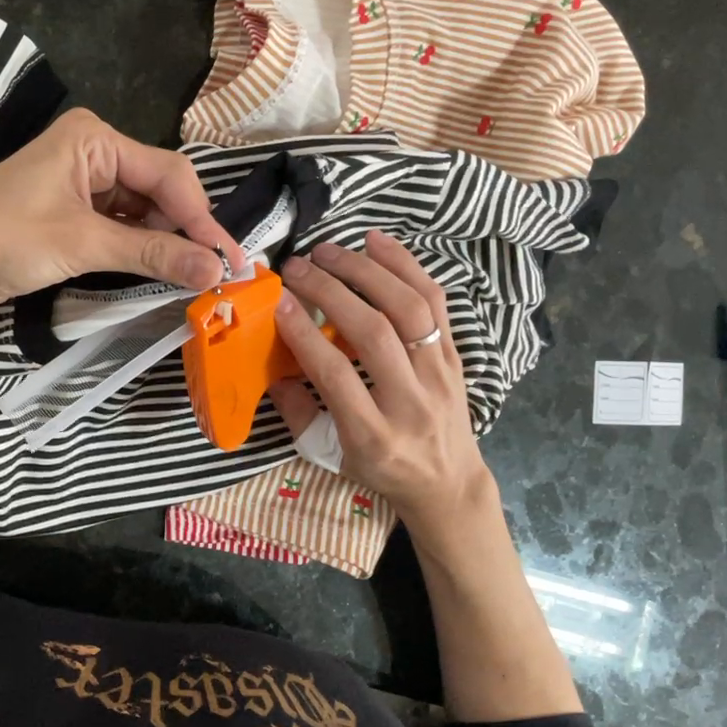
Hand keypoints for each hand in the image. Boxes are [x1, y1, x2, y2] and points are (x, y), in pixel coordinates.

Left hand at [0, 109, 243, 319]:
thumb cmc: (4, 241)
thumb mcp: (82, 245)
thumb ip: (150, 254)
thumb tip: (213, 270)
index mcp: (92, 137)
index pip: (167, 173)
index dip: (201, 219)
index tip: (229, 260)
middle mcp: (91, 151)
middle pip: (157, 189)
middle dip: (185, 231)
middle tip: (218, 274)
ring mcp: (79, 182)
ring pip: (140, 210)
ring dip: (163, 243)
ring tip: (195, 277)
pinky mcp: (70, 212)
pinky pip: (118, 226)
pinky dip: (137, 248)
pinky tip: (160, 271)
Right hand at [268, 230, 498, 542]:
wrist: (448, 483)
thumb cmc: (379, 469)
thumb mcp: (328, 455)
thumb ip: (297, 413)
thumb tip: (271, 369)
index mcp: (372, 434)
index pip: (336, 374)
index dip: (305, 335)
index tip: (279, 303)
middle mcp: (411, 401)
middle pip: (373, 333)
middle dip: (331, 291)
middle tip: (297, 268)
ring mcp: (439, 375)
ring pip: (409, 309)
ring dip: (366, 271)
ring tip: (330, 251)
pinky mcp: (455, 356)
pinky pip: (435, 302)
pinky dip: (407, 266)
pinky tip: (377, 243)